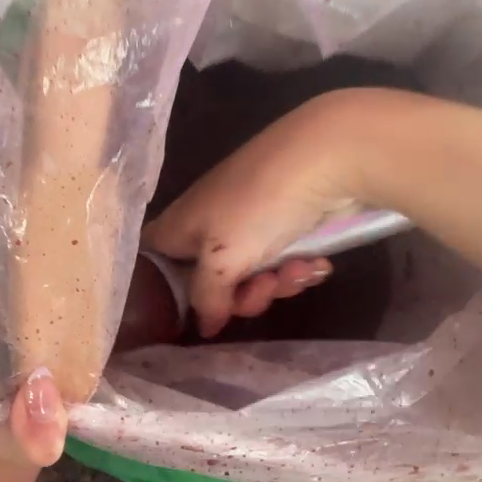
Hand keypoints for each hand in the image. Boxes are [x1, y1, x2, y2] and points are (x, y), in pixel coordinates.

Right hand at [142, 91, 373, 337]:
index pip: (153, 265)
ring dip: (276, 284)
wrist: (329, 156)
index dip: (164, 292)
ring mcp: (246, 224)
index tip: (189, 312)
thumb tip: (205, 326)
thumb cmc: (257, 206)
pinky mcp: (285, 223)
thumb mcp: (221, 262)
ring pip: (250, 276)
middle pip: (210, 283)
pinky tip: (314, 262)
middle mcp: (206, 226)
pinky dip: (296, 267)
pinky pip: (280, 261)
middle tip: (263, 289)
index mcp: (177, 228)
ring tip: (297, 270)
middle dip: (240, 296)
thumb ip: (206, 300)